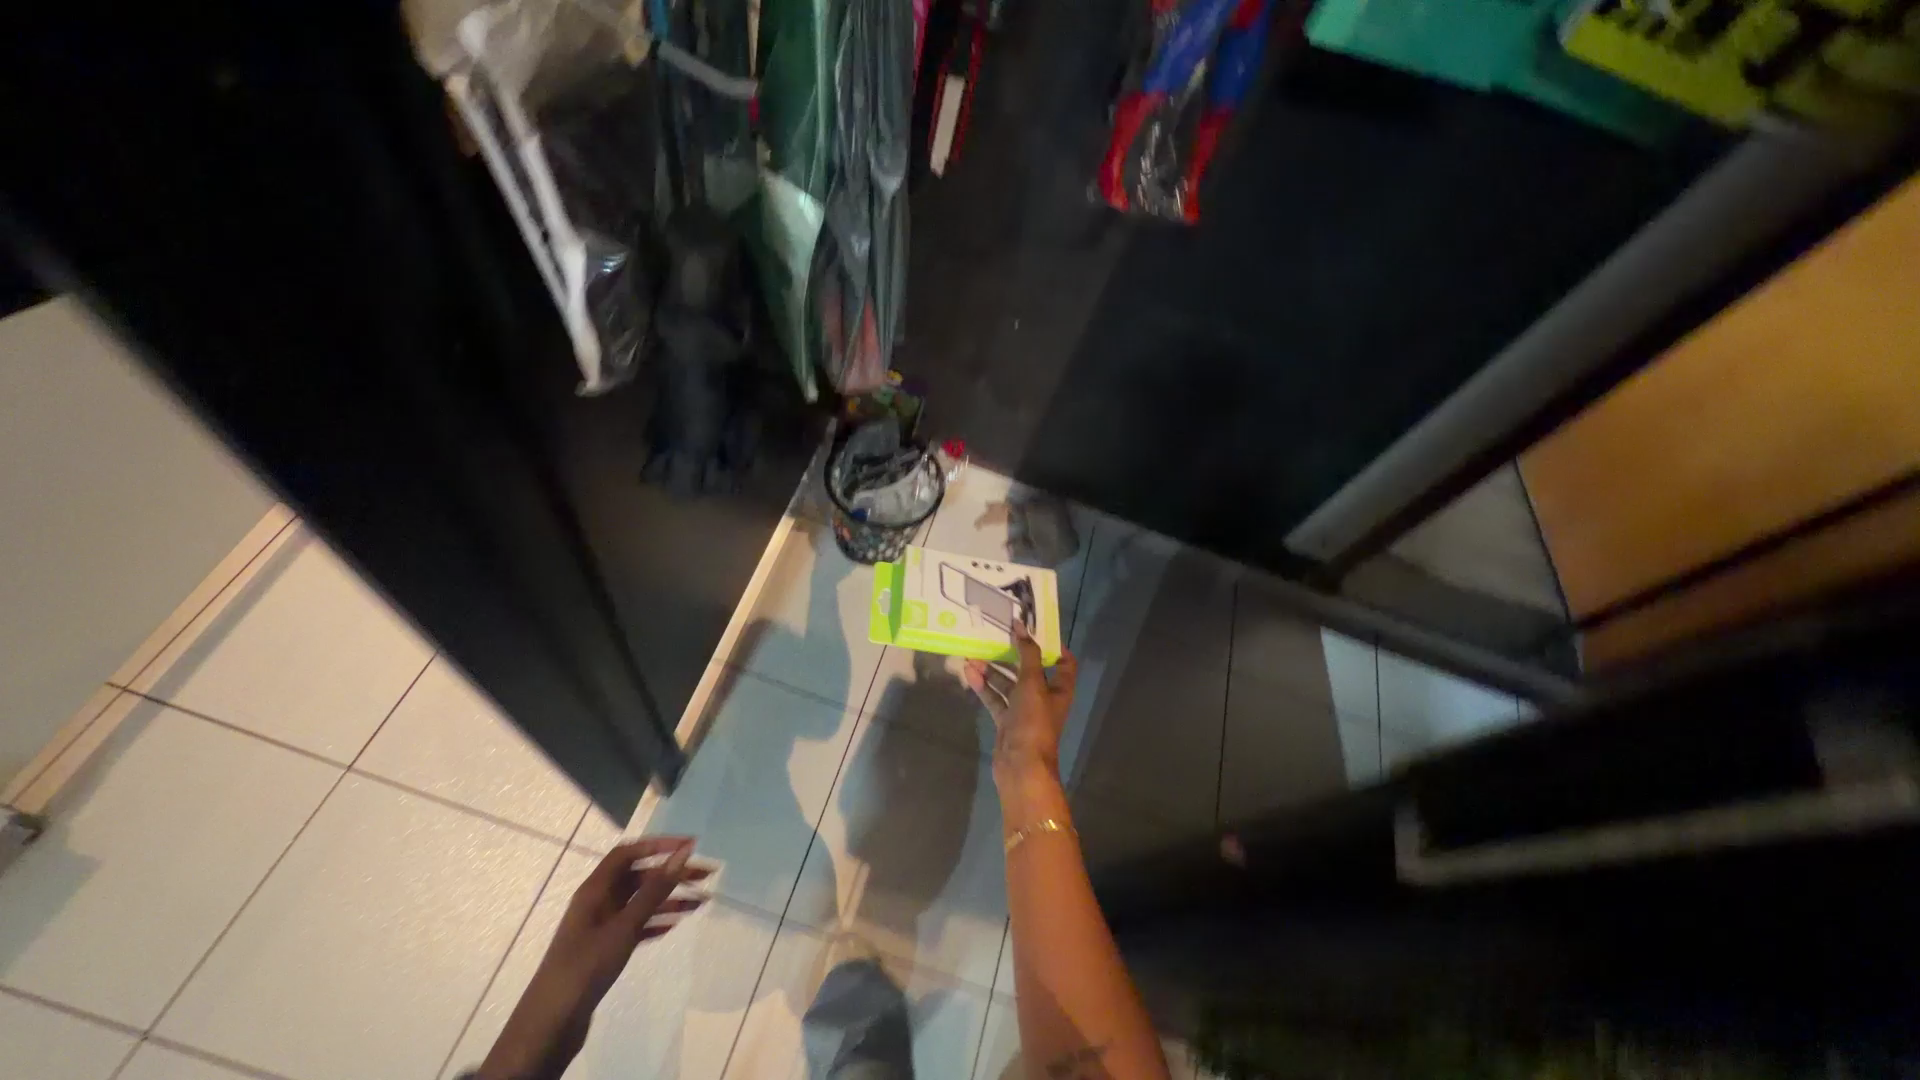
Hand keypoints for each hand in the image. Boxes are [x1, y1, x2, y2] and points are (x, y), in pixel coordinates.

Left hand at [477, 838, 708, 1079]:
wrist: (552, 1022)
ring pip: (639, 903)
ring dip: (669, 900)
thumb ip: (654, 890)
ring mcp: (600, 926)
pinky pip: (635, 926)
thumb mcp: (624, 926)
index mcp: (595, 890)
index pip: (628, 853)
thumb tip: (682, 853)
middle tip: (705, 877)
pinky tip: (673, 926)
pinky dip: (655, 922)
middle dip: (671, 874)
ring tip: (700, 904)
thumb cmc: (586, 966)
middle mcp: (597, 902)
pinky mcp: (604, 949)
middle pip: (638, 877)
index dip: (658, 845)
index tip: (690, 847)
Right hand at [964, 620, 1077, 786]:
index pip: (1064, 663)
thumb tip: (1021, 625)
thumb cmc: (1033, 721)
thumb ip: (1026, 653)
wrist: (1021, 766)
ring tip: (973, 655)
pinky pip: (995, 699)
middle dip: (1013, 655)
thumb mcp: (1032, 683)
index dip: (1052, 646)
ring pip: (1009, 684)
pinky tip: (969, 673)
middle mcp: (1044, 698)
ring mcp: (1024, 711)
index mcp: (1060, 689)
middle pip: (1030, 670)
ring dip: (993, 670)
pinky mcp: (1007, 722)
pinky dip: (984, 687)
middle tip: (996, 636)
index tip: (1033, 629)